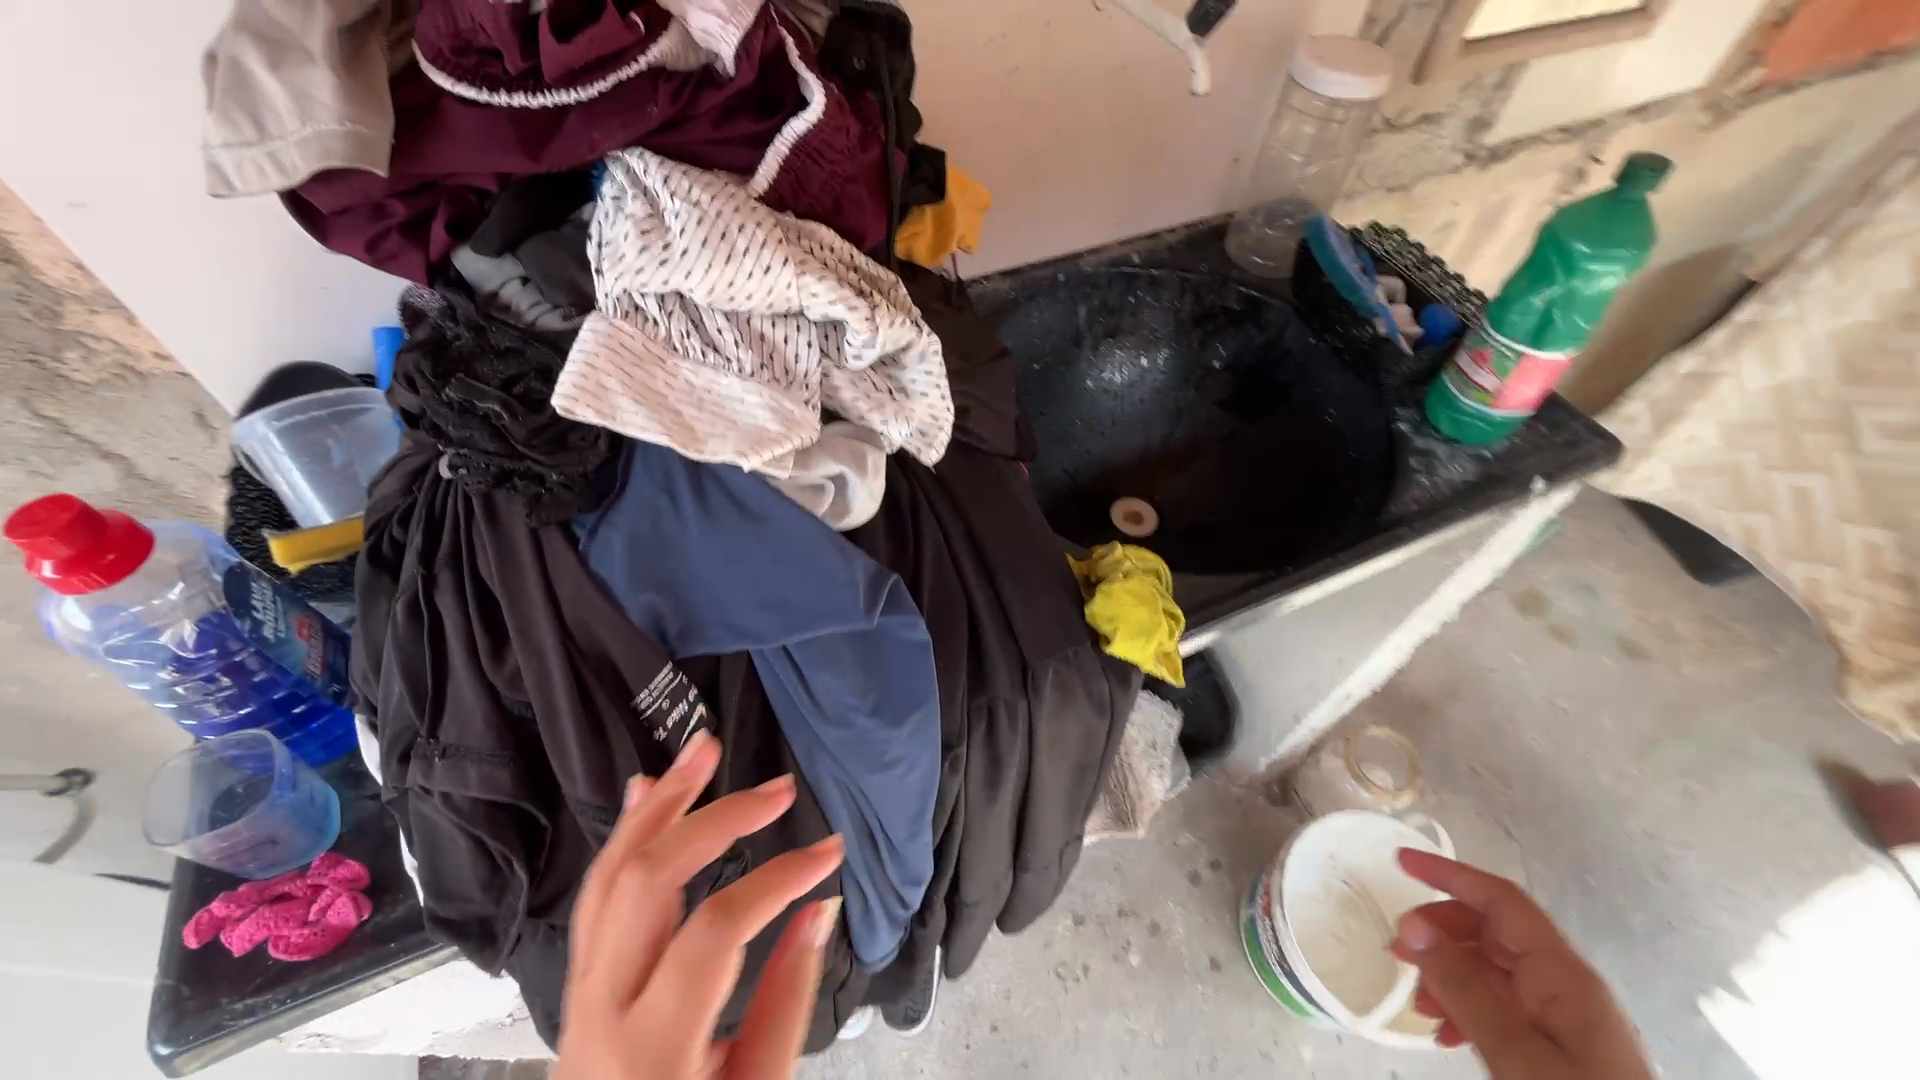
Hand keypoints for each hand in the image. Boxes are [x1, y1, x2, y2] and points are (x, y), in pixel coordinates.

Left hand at [555, 731, 844, 1079]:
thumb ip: (787, 1000)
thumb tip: (819, 908)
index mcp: (652, 1048)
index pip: (717, 930)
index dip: (778, 879)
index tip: (829, 851)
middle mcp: (601, 1008)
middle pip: (648, 881)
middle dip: (715, 819)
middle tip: (775, 788)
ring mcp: (579, 993)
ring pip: (610, 875)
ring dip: (660, 805)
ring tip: (701, 752)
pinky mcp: (578, 984)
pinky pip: (597, 895)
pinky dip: (627, 836)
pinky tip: (646, 797)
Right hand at [1391, 850, 1652, 1079]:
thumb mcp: (1514, 1052)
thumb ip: (1464, 987)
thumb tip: (1414, 925)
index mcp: (1563, 973)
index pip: (1500, 899)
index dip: (1449, 874)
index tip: (1399, 862)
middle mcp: (1566, 984)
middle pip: (1492, 930)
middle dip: (1439, 932)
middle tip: (1397, 952)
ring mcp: (1564, 1016)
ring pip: (1492, 969)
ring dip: (1447, 975)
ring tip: (1418, 1003)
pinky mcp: (1560, 1046)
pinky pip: (1503, 1006)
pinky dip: (1467, 1008)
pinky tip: (1445, 1033)